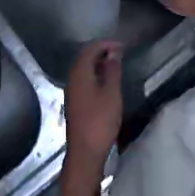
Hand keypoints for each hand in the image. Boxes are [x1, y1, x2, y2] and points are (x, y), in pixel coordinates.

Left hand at [64, 40, 123, 159]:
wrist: (85, 151)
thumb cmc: (100, 121)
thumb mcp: (111, 93)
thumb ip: (112, 70)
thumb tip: (113, 52)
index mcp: (79, 73)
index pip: (90, 49)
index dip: (106, 44)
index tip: (122, 45)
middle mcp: (72, 79)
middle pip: (84, 57)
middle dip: (101, 51)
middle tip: (120, 52)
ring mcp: (72, 91)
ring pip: (84, 69)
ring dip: (98, 63)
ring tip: (116, 64)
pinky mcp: (75, 101)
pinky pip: (84, 79)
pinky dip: (95, 74)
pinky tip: (107, 80)